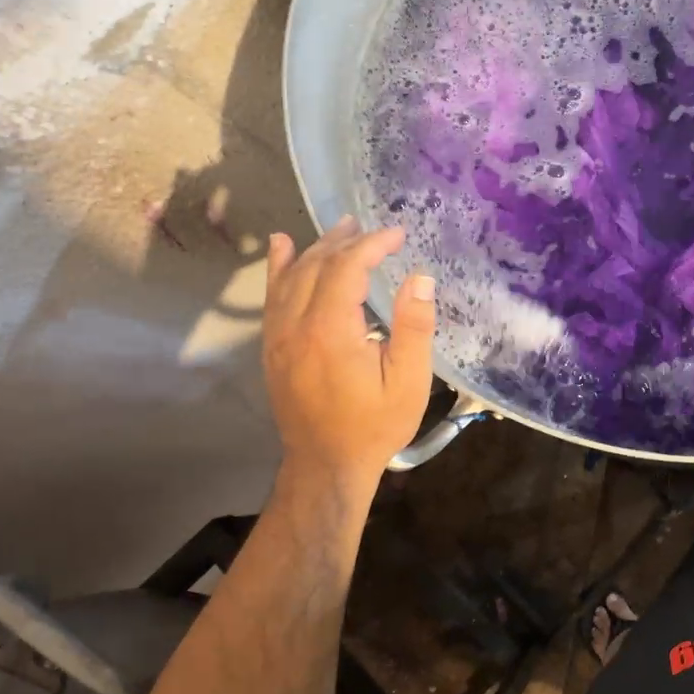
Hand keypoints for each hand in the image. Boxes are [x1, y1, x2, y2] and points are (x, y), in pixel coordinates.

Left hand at [263, 217, 435, 479]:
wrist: (326, 465)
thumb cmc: (375, 425)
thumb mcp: (408, 381)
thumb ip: (414, 327)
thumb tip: (421, 278)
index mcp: (331, 330)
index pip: (347, 268)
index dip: (373, 245)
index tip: (399, 235)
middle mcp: (296, 325)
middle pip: (316, 265)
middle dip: (346, 241)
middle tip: (375, 229)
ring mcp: (278, 336)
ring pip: (291, 276)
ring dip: (316, 248)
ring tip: (341, 229)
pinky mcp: (272, 347)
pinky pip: (272, 296)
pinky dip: (279, 268)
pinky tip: (282, 247)